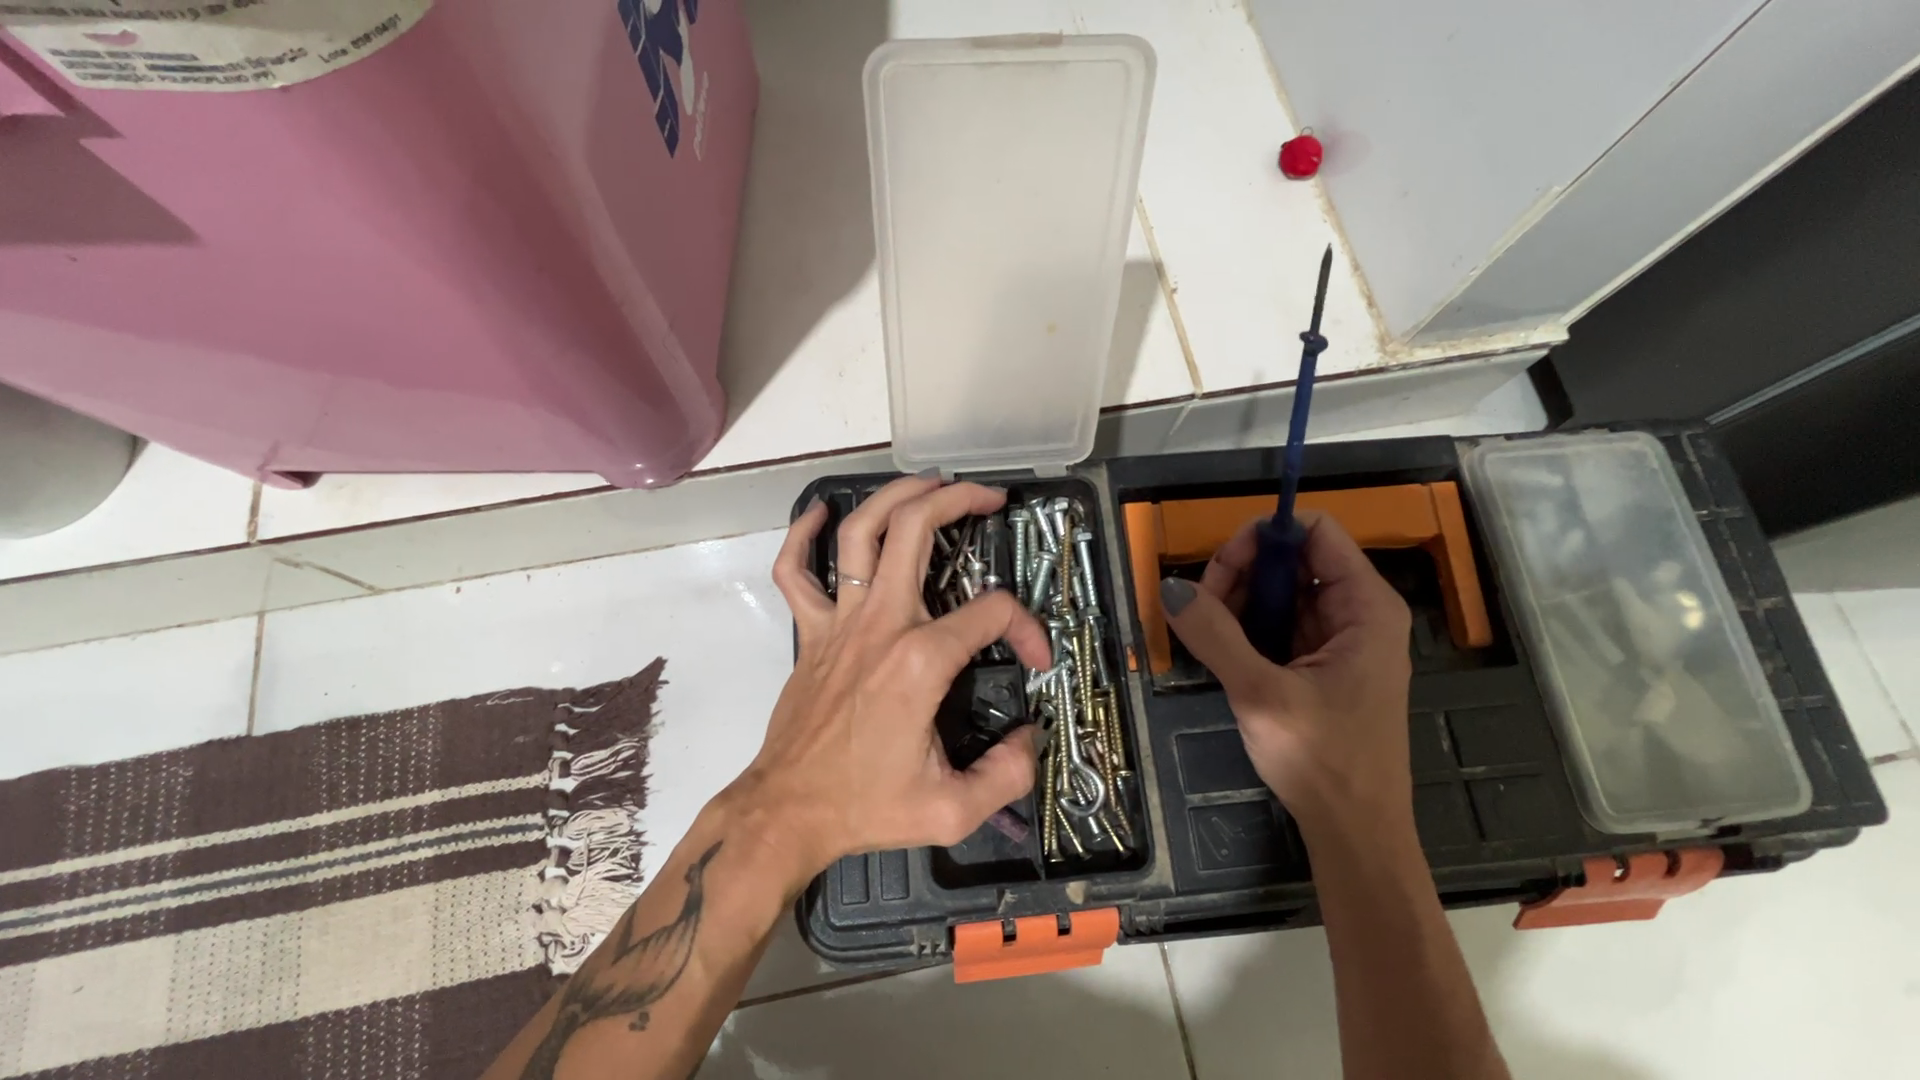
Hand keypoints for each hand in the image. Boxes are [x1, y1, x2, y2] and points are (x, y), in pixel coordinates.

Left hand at [725, 475, 1051, 885]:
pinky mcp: (811, 633)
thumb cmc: (867, 807)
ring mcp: (839, 622)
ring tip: (929, 482)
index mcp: (921, 660)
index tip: (1035, 658)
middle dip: (959, 499)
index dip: (1026, 628)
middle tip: (990, 497)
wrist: (787, 812)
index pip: (991, 614)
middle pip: (917, 532)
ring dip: (896, 496)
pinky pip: (795, 571)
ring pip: (862, 534)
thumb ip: (1009, 774)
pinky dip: (804, 535)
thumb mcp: (953, 810)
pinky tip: (822, 512)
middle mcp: (881, 624)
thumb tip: (1030, 737)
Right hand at [1159, 510, 1413, 838]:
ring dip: (1238, 602)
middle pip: (1293, 559)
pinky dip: (1248, 628)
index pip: (1316, 531)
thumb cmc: (1321, 759)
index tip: (1219, 571)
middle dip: (1242, 573)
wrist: (1354, 832)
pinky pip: (1281, 625)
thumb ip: (1215, 635)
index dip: (1263, 537)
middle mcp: (1359, 613)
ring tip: (1205, 633)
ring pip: (1282, 592)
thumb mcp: (1260, 693)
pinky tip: (1222, 650)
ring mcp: (1341, 640)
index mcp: (1366, 607)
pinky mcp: (1323, 666)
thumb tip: (1170, 587)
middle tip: (1200, 608)